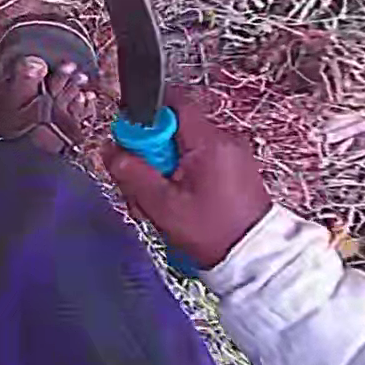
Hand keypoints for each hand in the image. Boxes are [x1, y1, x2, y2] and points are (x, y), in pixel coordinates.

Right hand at [103, 88, 271, 268]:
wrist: (254, 260)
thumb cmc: (213, 233)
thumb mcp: (161, 204)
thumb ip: (131, 172)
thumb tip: (110, 149)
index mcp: (209, 144)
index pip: (173, 104)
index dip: (144, 118)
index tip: (129, 142)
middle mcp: (224, 142)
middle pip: (170, 129)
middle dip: (147, 154)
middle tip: (141, 183)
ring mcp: (229, 156)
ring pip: (178, 148)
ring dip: (159, 169)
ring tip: (158, 200)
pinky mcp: (229, 170)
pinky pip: (193, 161)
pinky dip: (176, 177)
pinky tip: (173, 202)